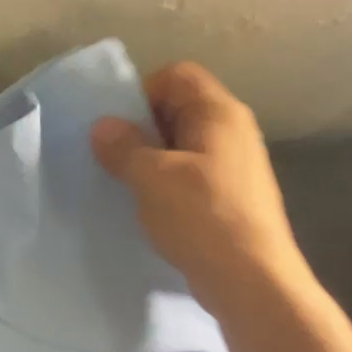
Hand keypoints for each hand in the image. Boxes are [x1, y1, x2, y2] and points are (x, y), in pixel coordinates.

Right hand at [89, 62, 311, 304]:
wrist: (249, 276)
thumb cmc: (201, 218)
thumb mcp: (153, 180)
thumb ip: (125, 149)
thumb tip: (102, 125)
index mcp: (218, 112)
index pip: (177, 76)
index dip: (141, 93)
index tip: (115, 130)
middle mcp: (233, 129)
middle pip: (181, 109)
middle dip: (144, 130)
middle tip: (116, 162)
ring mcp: (236, 164)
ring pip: (186, 146)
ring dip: (154, 162)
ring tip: (131, 191)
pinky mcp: (232, 197)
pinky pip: (193, 176)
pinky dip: (170, 186)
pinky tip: (156, 213)